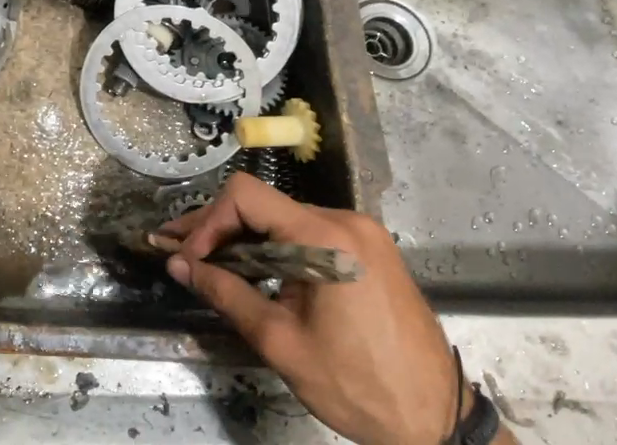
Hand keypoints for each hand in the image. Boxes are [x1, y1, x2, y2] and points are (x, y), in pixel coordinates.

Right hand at [159, 174, 461, 444]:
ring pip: (283, 218)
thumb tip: (178, 265)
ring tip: (208, 263)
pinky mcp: (369, 250)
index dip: (208, 221)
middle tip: (178, 251)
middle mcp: (345, 221)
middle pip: (263, 204)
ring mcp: (362, 234)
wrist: (439, 420)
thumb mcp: (280, 341)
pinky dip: (274, 247)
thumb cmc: (358, 385)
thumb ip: (225, 293)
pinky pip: (308, 234)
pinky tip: (253, 270)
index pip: (246, 197)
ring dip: (244, 239)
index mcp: (325, 236)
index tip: (188, 257)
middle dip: (218, 229)